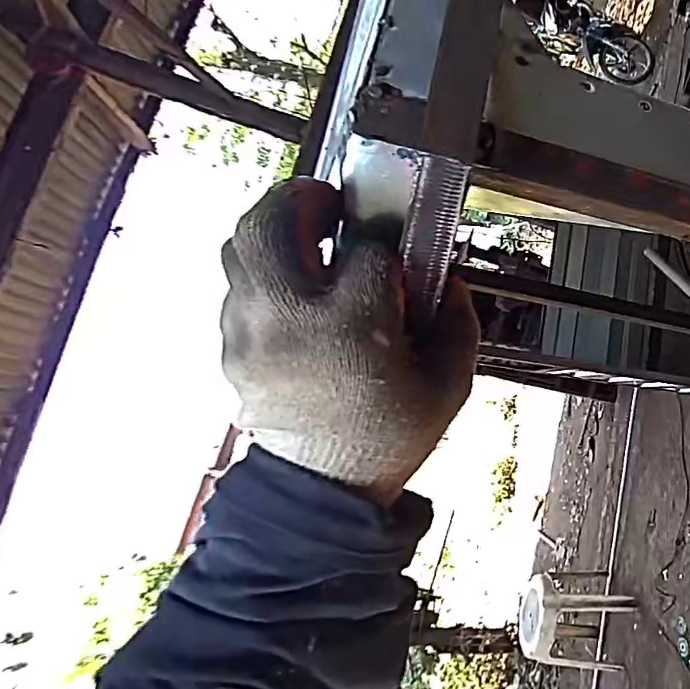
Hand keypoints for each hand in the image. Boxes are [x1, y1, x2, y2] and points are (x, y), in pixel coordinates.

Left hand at [219, 179, 478, 503]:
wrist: (325, 491)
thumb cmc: (391, 436)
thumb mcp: (451, 384)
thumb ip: (458, 322)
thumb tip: (449, 281)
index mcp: (355, 325)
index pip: (369, 251)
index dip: (388, 249)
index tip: (396, 263)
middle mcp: (292, 319)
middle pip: (273, 222)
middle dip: (303, 197)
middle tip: (328, 201)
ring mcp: (251, 333)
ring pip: (241, 247)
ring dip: (275, 228)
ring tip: (306, 236)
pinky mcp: (231, 349)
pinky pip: (237, 287)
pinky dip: (264, 272)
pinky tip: (295, 290)